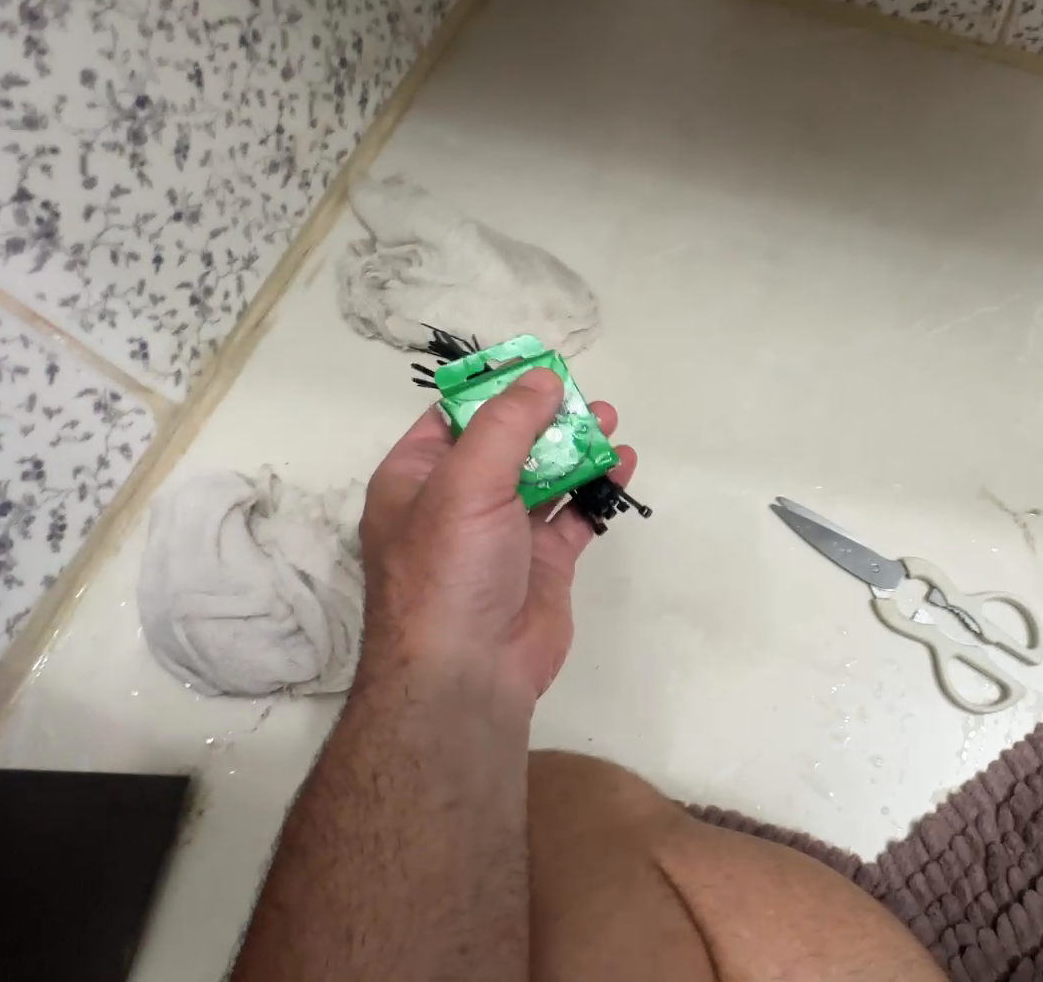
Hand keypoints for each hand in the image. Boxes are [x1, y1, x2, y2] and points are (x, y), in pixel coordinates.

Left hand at [358, 369, 636, 706]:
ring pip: (548, 475)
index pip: (457, 417)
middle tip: (589, 402)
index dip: (498, 390)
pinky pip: (576, 513)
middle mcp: (462, 500)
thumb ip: (508, 427)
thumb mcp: (467, 484)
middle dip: (550, 418)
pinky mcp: (545, 559)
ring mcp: (506, 531)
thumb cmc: (450, 569)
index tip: (542, 370)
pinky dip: (599, 490)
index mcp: (421, 477)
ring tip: (613, 425)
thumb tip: (544, 379)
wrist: (471, 671)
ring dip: (579, 449)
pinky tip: (622, 469)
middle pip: (511, 443)